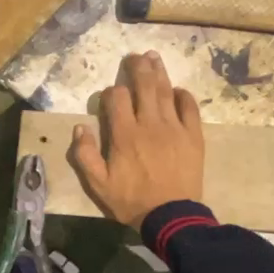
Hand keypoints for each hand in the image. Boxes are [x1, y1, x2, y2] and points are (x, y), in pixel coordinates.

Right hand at [68, 51, 204, 230]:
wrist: (170, 217)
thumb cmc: (131, 201)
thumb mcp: (98, 185)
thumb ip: (84, 155)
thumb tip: (80, 127)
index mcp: (124, 135)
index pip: (117, 98)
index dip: (112, 92)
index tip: (111, 97)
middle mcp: (150, 124)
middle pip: (144, 85)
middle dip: (137, 67)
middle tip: (135, 56)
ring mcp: (174, 127)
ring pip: (166, 91)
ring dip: (159, 72)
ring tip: (153, 57)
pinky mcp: (193, 136)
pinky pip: (189, 107)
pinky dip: (183, 95)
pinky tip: (177, 90)